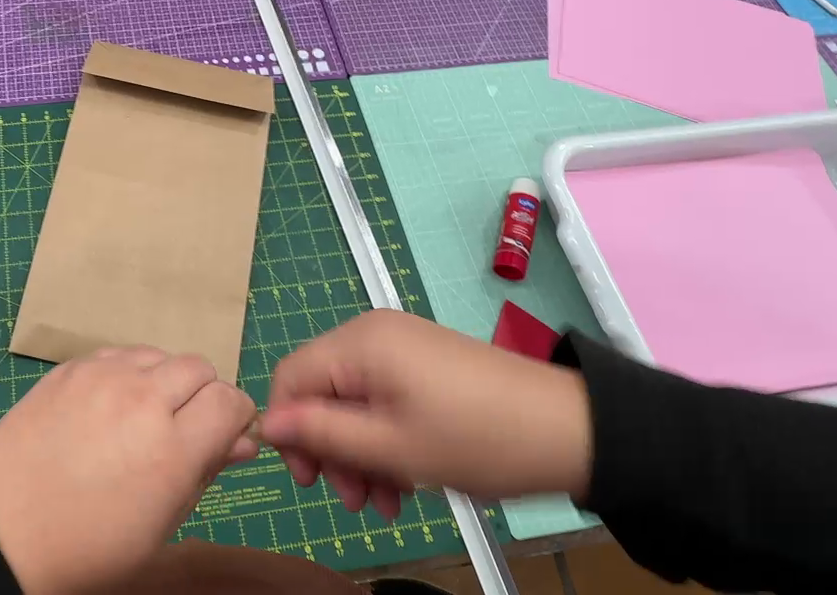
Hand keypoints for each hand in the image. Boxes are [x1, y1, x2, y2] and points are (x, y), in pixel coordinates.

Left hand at [0, 347, 258, 594]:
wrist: (1, 529)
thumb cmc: (88, 547)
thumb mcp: (159, 526)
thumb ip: (206, 472)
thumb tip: (242, 441)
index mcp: (171, 448)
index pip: (230, 400)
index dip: (236, 416)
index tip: (226, 434)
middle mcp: (142, 398)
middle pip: (199, 367)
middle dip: (203, 395)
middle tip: (184, 429)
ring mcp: (103, 376)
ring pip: (160, 354)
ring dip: (165, 380)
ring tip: (144, 417)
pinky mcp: (72, 366)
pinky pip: (120, 354)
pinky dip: (128, 374)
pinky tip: (111, 407)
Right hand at [260, 310, 592, 517]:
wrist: (569, 429)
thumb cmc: (474, 438)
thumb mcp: (391, 446)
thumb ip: (322, 432)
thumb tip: (267, 424)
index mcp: (358, 343)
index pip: (291, 376)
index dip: (289, 429)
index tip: (310, 482)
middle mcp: (372, 334)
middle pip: (322, 389)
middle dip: (331, 448)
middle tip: (355, 501)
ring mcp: (400, 346)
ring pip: (353, 400)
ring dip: (359, 453)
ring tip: (386, 503)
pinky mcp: (423, 362)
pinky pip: (382, 398)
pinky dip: (384, 438)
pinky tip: (404, 482)